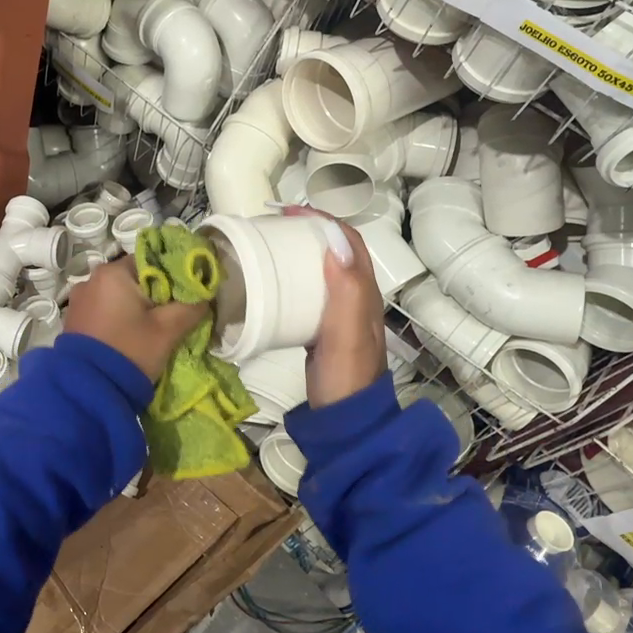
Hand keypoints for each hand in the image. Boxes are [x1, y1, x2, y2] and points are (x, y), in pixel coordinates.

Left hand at [64, 258, 208, 380]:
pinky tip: (129, 334)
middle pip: (134, 278)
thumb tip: (204, 295)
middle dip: (154, 294)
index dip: (172, 275)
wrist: (89, 389)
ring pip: (118, 295)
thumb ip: (190, 306)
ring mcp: (79, 299)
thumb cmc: (130, 351)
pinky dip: (118, 317)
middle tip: (172, 314)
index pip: (151, 261)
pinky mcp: (74, 319)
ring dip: (135, 307)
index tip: (186, 294)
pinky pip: (104, 309)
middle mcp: (91, 279)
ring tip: (151, 328)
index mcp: (113, 272)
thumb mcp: (167, 330)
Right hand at [284, 207, 386, 405]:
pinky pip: (310, 289)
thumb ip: (346, 290)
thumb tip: (334, 241)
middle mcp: (356, 297)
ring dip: (300, 250)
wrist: (345, 420)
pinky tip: (273, 282)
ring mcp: (340, 313)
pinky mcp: (323, 327)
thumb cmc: (344, 375)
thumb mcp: (345, 333)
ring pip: (322, 268)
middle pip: (334, 250)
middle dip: (308, 229)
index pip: (347, 241)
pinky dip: (293, 275)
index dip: (322, 219)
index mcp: (364, 292)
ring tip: (268, 245)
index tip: (287, 212)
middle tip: (271, 225)